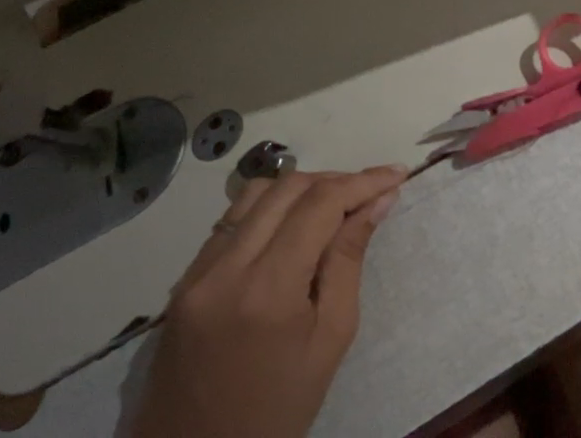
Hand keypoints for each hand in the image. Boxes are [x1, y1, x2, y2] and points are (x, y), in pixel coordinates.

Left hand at [131, 166, 405, 437]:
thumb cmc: (280, 405)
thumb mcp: (332, 335)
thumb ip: (349, 260)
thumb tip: (378, 201)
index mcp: (267, 288)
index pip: (320, 204)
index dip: (363, 180)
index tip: (398, 174)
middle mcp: (223, 269)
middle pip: (286, 188)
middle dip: (336, 180)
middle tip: (372, 193)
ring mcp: (195, 275)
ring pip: (253, 196)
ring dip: (300, 190)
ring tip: (336, 207)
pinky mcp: (182, 284)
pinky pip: (230, 224)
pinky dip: (269, 212)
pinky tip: (294, 231)